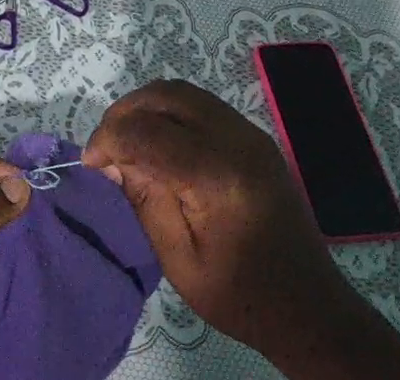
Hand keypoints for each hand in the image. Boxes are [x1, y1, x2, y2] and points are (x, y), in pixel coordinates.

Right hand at [81, 79, 334, 351]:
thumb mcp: (179, 260)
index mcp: (218, 175)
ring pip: (183, 92)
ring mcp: (250, 133)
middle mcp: (237, 140)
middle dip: (124, 112)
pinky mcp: (254, 137)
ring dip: (146, 107)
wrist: (309, 307)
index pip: (148, 130)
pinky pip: (201, 104)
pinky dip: (169, 111)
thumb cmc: (240, 295)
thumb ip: (144, 200)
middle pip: (165, 95)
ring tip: (126, 142)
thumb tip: (111, 160)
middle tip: (105, 148)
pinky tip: (157, 143)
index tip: (91, 165)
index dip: (109, 138)